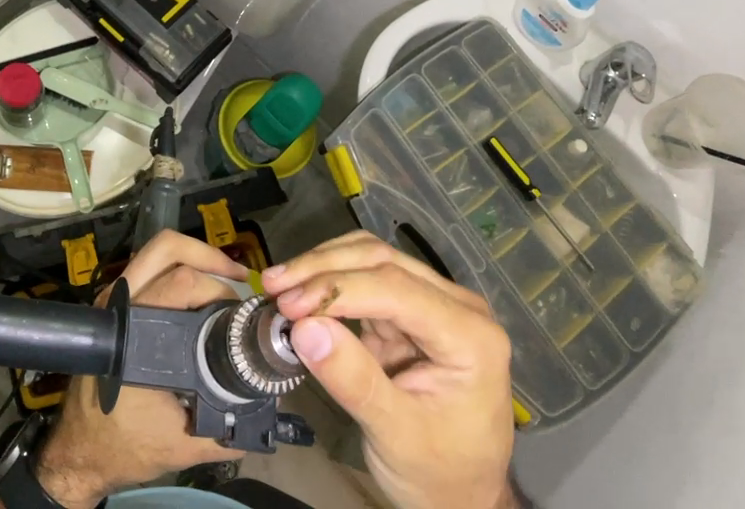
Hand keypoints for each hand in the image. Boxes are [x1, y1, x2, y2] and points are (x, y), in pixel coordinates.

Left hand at [33, 231, 249, 507]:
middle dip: (210, 257)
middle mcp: (118, 304)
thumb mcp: (179, 442)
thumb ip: (224, 430)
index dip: (217, 287)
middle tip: (240, 281)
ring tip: (228, 281)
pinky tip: (204, 294)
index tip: (240, 311)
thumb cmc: (121, 446)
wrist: (78, 454)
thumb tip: (265, 413)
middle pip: (165, 248)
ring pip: (156, 252)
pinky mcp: (114, 305)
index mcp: (129, 330)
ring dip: (196, 258)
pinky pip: (150, 268)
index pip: (178, 282)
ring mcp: (112, 300)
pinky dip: (181, 269)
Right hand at [262, 230, 519, 508]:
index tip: (289, 306)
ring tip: (277, 285)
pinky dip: (329, 281)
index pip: (396, 289)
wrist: (463, 495)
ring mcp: (433, 303)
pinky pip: (366, 278)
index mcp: (470, 335)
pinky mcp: (409, 310)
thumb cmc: (439, 472)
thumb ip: (354, 380)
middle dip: (323, 268)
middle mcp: (456, 306)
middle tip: (274, 287)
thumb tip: (303, 328)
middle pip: (382, 262)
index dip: (338, 289)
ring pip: (371, 259)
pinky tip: (298, 293)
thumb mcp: (396, 436)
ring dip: (321, 266)